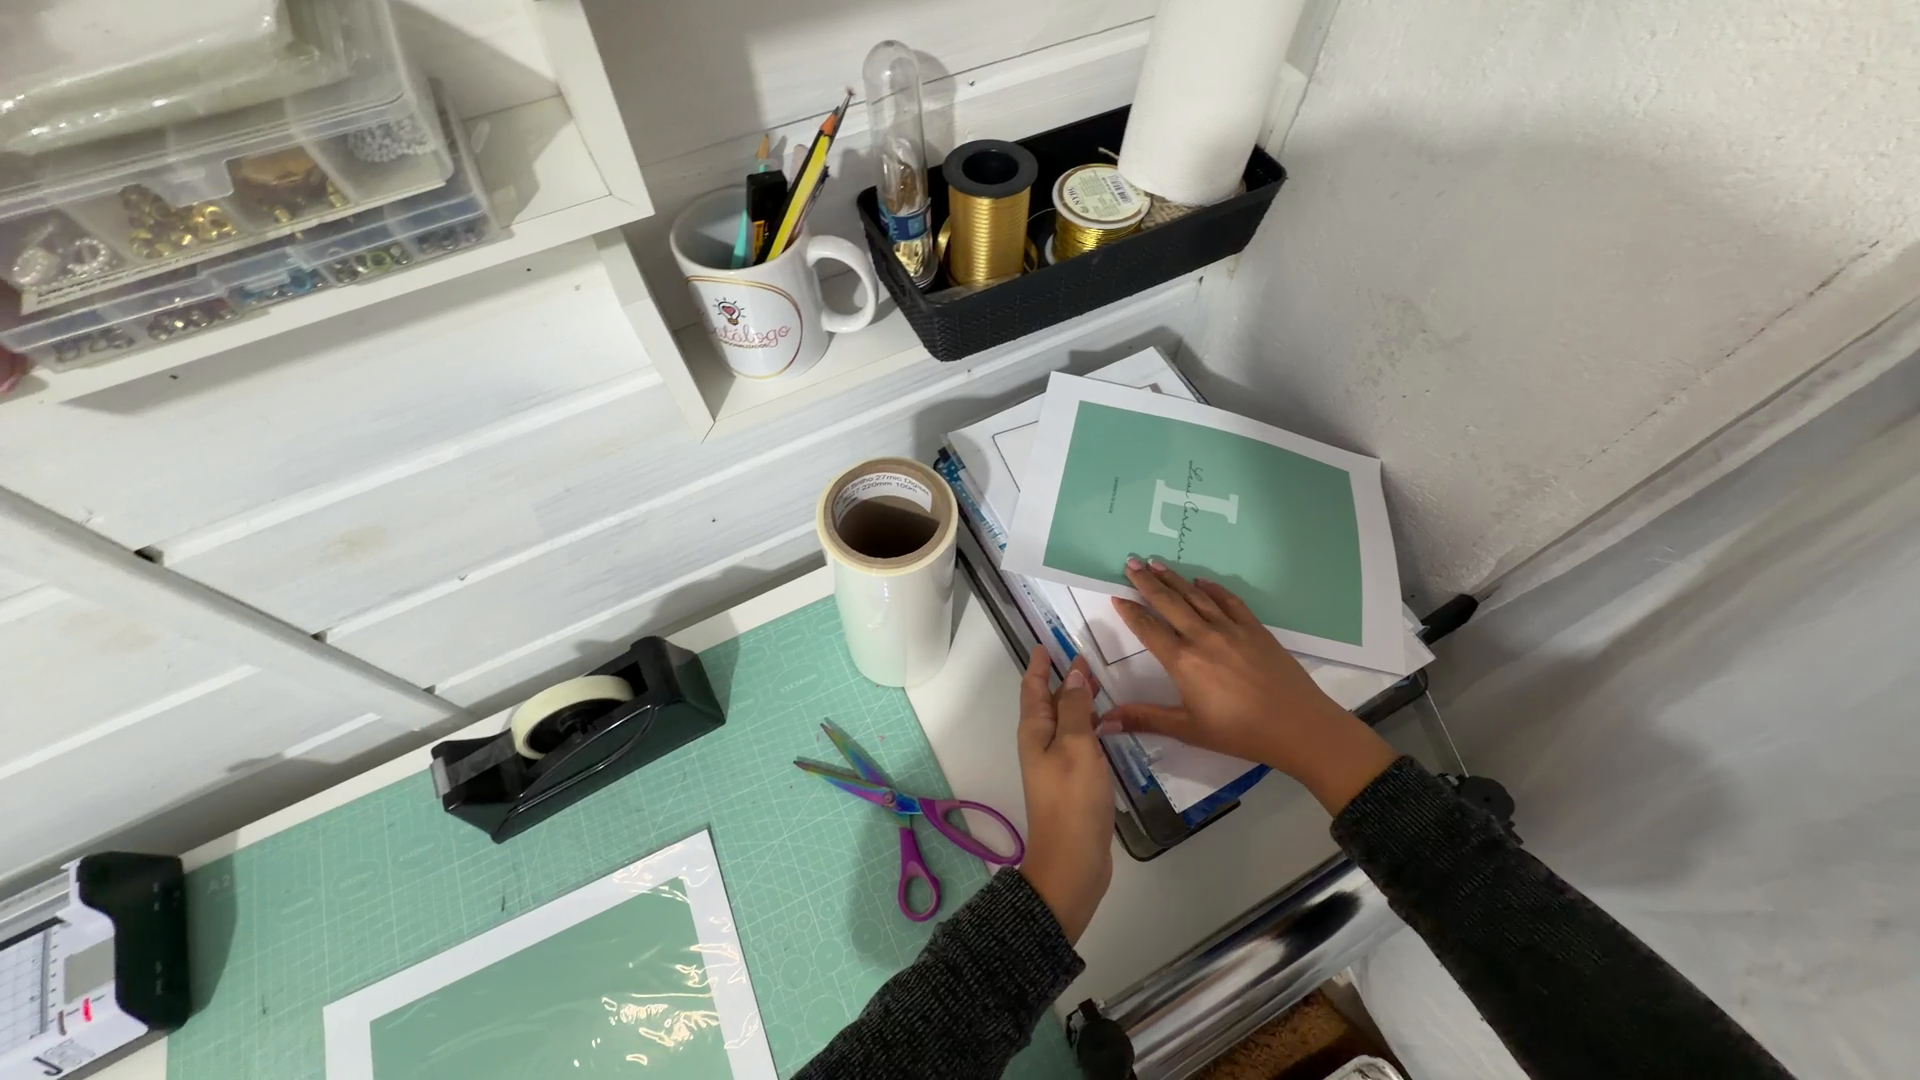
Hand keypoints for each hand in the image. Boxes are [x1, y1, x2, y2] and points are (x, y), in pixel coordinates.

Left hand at [1014, 646, 1113, 943]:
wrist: (1072, 862)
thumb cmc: (1072, 800)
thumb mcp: (1076, 746)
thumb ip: (1076, 710)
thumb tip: (1073, 675)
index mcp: (1035, 731)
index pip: (1034, 688)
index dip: (1041, 664)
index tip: (1050, 643)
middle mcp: (1041, 743)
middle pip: (1050, 703)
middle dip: (1064, 680)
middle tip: (1086, 658)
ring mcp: (1057, 764)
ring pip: (1067, 722)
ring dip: (1080, 702)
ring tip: (1101, 684)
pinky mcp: (1074, 782)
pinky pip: (1080, 742)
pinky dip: (1092, 727)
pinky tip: (1112, 725)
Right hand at [1101, 557, 1397, 813]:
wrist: (1298, 726)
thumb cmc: (1240, 732)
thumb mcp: (1188, 730)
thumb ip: (1144, 719)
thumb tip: (1103, 721)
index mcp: (1183, 662)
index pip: (1149, 629)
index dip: (1131, 612)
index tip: (1116, 597)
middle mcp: (1203, 637)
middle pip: (1169, 602)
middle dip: (1147, 582)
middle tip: (1131, 563)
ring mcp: (1231, 629)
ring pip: (1195, 597)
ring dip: (1174, 579)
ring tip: (1157, 563)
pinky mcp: (1255, 629)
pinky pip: (1229, 601)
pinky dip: (1212, 589)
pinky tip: (1201, 582)